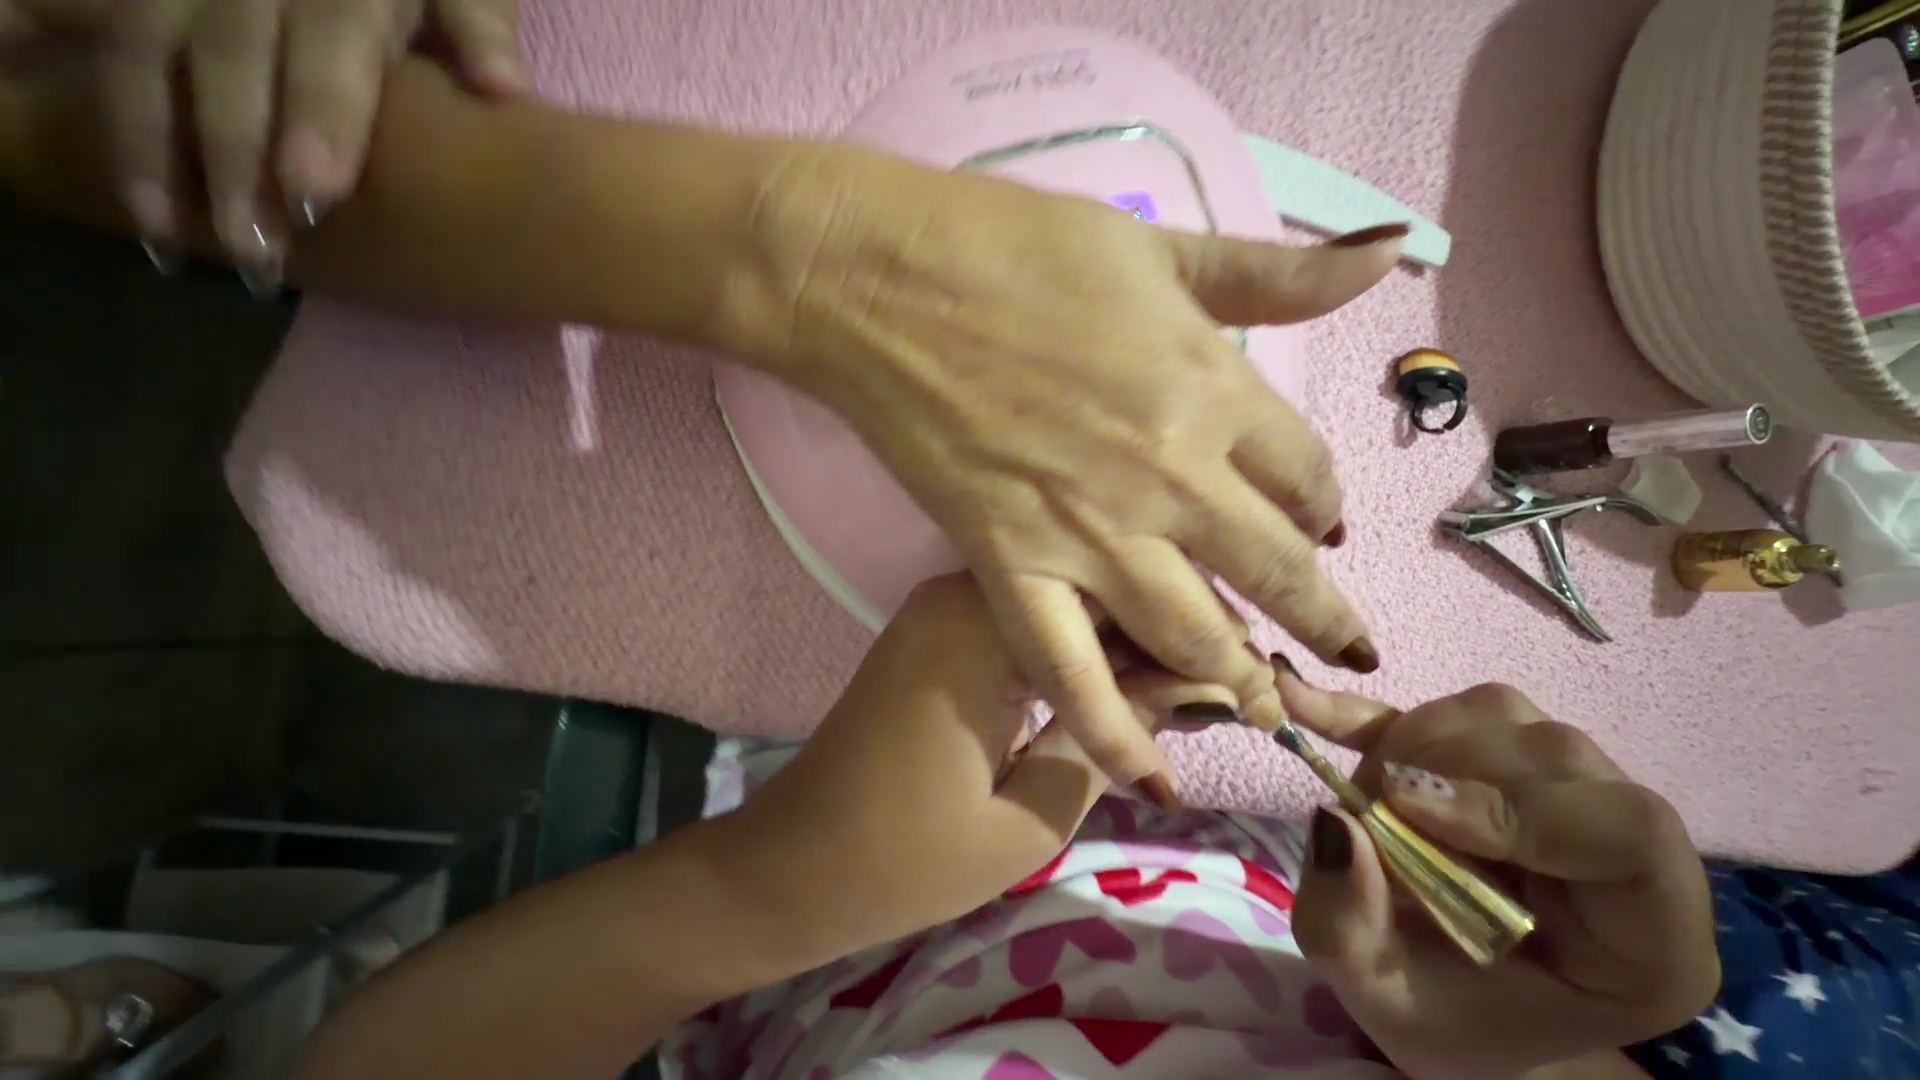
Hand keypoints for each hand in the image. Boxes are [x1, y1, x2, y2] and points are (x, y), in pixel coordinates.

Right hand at [3, 0, 524, 281]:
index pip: (329, 54)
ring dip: (146, 142)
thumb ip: (474, 24)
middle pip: (228, 63)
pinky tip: (61, 132)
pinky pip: (85, 16)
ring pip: (141, 46)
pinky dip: (60, 72)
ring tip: (166, 234)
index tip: (316, 194)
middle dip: (233, 158)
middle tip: (253, 251)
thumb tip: (505, 90)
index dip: (320, 120)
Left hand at [733, 573, 1234, 953]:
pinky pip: (1028, 615)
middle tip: (1233, 687)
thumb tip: (1191, 692)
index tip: (1254, 683)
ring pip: (1065, 597)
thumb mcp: (1034, 814)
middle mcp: (964, 589)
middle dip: (1167, 634)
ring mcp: (943, 602)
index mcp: (987, 624)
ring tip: (1191, 686)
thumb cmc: (911, 854)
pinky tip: (1124, 679)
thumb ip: (1115, 741)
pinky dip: (1080, 645)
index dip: (1199, 639)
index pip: (1123, 600)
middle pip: (1095, 587)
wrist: (796, 861)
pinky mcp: (935, 625)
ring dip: (1126, 638)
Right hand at [735, 142, 1404, 798]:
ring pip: (1194, 636)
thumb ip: (1276, 271)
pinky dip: (1114, 737)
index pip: (1308, 476)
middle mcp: (1170, 481)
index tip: (1315, 517)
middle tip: (1342, 645)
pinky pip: (1068, 675)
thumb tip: (1389, 248)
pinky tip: (1158, 783)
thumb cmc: (1021, 247)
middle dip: (1320, 614)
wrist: (886, 281)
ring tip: (1267, 703)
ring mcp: (1088, 537)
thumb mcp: (1161, 246)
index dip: (1323, 504)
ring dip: (1242, 676)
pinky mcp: (1008, 569)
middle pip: (1276, 572)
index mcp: (1213, 392)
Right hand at [1279, 678, 1718, 1079]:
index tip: (1407, 808)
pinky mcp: (1504, 758)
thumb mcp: (1388, 1002)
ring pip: (1502, 718)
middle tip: (1371, 814)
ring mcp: (1569, 789)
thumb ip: (1354, 929)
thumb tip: (1335, 822)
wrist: (1454, 1003)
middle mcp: (1626, 847)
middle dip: (1441, 773)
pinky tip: (1305, 704)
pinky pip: (1449, 711)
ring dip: (1411, 745)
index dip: (1517, 804)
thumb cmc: (1445, 1018)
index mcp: (1646, 939)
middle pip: (1552, 756)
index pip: (1629, 831)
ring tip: (1369, 799)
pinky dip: (1372, 709)